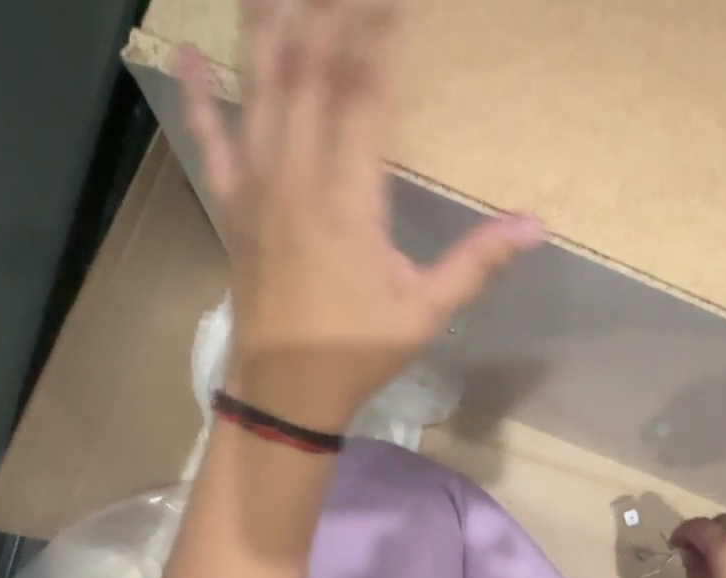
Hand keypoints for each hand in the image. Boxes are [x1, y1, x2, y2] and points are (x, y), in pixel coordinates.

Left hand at [178, 0, 544, 432]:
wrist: (282, 392)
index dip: (381, 39)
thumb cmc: (356, 354)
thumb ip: (476, 262)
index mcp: (347, 201)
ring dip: (267, 30)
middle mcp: (296, 178)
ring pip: (258, 91)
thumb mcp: (425, 312)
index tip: (396, 2)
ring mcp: (256, 189)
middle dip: (329, 16)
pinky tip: (189, 53)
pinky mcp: (231, 207)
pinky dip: (198, 96)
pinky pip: (210, 141)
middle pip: (310, 74)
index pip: (365, 96)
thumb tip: (536, 224)